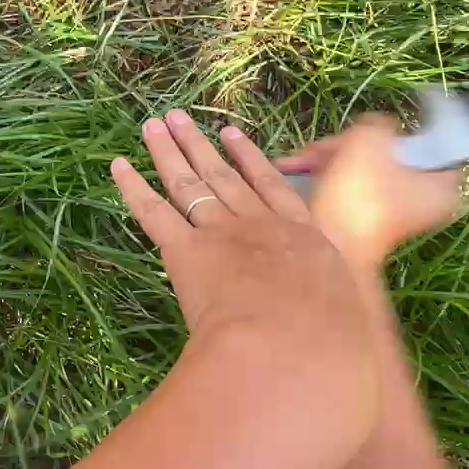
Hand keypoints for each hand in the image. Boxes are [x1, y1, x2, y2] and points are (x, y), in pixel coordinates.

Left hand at [109, 109, 371, 357]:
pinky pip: (153, 212)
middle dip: (198, 144)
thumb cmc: (335, 350)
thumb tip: (343, 342)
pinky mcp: (184, 250)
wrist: (293, 349)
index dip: (249, 158)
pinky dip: (133, 187)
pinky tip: (118, 165)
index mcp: (305, 240)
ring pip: (189, 183)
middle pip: (223, 176)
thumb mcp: (351, 328)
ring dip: (168, 151)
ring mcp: (220, 233)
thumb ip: (337, 321)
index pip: (273, 188)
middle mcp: (259, 226)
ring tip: (153, 125)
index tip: (231, 133)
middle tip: (178, 117)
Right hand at [271, 115, 466, 276]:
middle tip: (325, 146)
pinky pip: (351, 184)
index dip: (411, 129)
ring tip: (300, 160)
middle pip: (390, 154)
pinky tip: (298, 170)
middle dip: (349, 144)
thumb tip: (377, 127)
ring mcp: (394, 211)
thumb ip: (380, 123)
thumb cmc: (359, 195)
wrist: (328, 245)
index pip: (438, 146)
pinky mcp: (366, 217)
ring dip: (330, 157)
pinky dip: (327, 174)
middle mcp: (424, 200)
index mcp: (443, 186)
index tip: (379, 124)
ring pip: (364, 166)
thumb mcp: (370, 141)